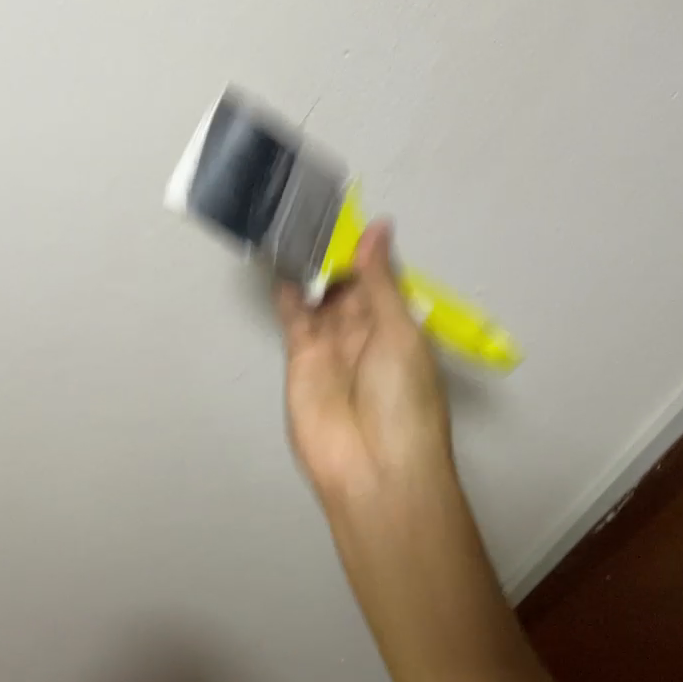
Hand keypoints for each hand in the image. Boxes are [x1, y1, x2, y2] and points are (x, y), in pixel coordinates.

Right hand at [272, 221, 454, 518]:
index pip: (380, 279)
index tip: (346, 213)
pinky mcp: (300, 358)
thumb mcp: (400, 332)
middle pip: (347, 284)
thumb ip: (380, 280)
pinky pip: (294, 317)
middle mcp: (366, 332)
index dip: (365, 250)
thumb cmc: (403, 399)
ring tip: (290, 227)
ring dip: (307, 268)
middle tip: (310, 211)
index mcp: (400, 326)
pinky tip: (279, 263)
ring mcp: (332, 346)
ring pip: (318, 296)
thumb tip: (379, 227)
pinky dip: (287, 292)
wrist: (373, 469)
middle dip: (332, 254)